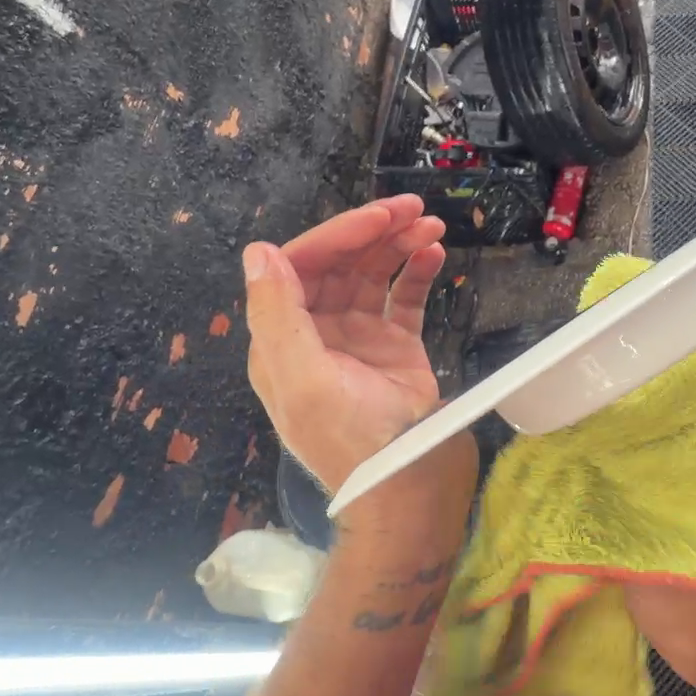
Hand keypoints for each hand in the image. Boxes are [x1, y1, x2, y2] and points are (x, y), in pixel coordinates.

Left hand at [243, 196, 475, 532]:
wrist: (409, 487)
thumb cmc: (351, 439)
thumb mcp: (304, 382)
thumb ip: (277, 317)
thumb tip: (259, 252)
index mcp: (285, 339)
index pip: (302, 267)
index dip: (337, 236)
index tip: (378, 218)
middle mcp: (319, 333)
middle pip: (341, 264)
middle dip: (374, 232)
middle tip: (414, 208)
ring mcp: (360, 338)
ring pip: (375, 275)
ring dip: (401, 245)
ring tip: (433, 226)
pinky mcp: (397, 347)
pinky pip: (405, 298)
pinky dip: (419, 273)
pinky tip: (436, 255)